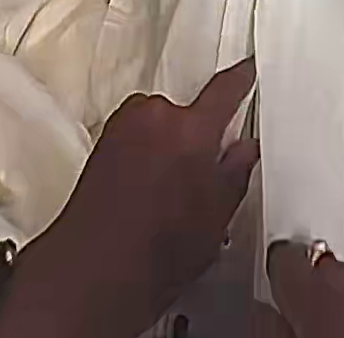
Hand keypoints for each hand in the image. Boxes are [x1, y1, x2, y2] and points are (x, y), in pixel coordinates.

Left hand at [0, 60, 258, 337]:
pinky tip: (142, 184)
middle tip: (197, 172)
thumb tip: (244, 149)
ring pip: (159, 119)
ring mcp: (127, 124)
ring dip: (165, 139)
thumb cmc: (154, 252)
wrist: (95, 274)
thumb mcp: (216, 215)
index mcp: (193, 130)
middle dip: (195, 133)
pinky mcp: (104, 138)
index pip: (225, 90)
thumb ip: (236, 170)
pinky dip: (142, 146)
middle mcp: (158, 116)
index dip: (241, 77)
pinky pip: (134, 129)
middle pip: (188, 109)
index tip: (247, 69)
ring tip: (163, 187)